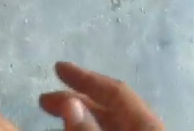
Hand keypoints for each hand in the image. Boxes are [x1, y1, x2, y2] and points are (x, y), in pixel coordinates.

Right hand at [39, 62, 162, 130]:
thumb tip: (69, 101)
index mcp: (149, 124)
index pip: (117, 91)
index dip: (86, 77)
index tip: (57, 68)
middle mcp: (148, 128)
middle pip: (112, 108)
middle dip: (77, 100)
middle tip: (44, 101)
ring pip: (112, 125)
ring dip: (82, 116)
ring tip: (56, 116)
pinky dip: (91, 130)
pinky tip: (74, 129)